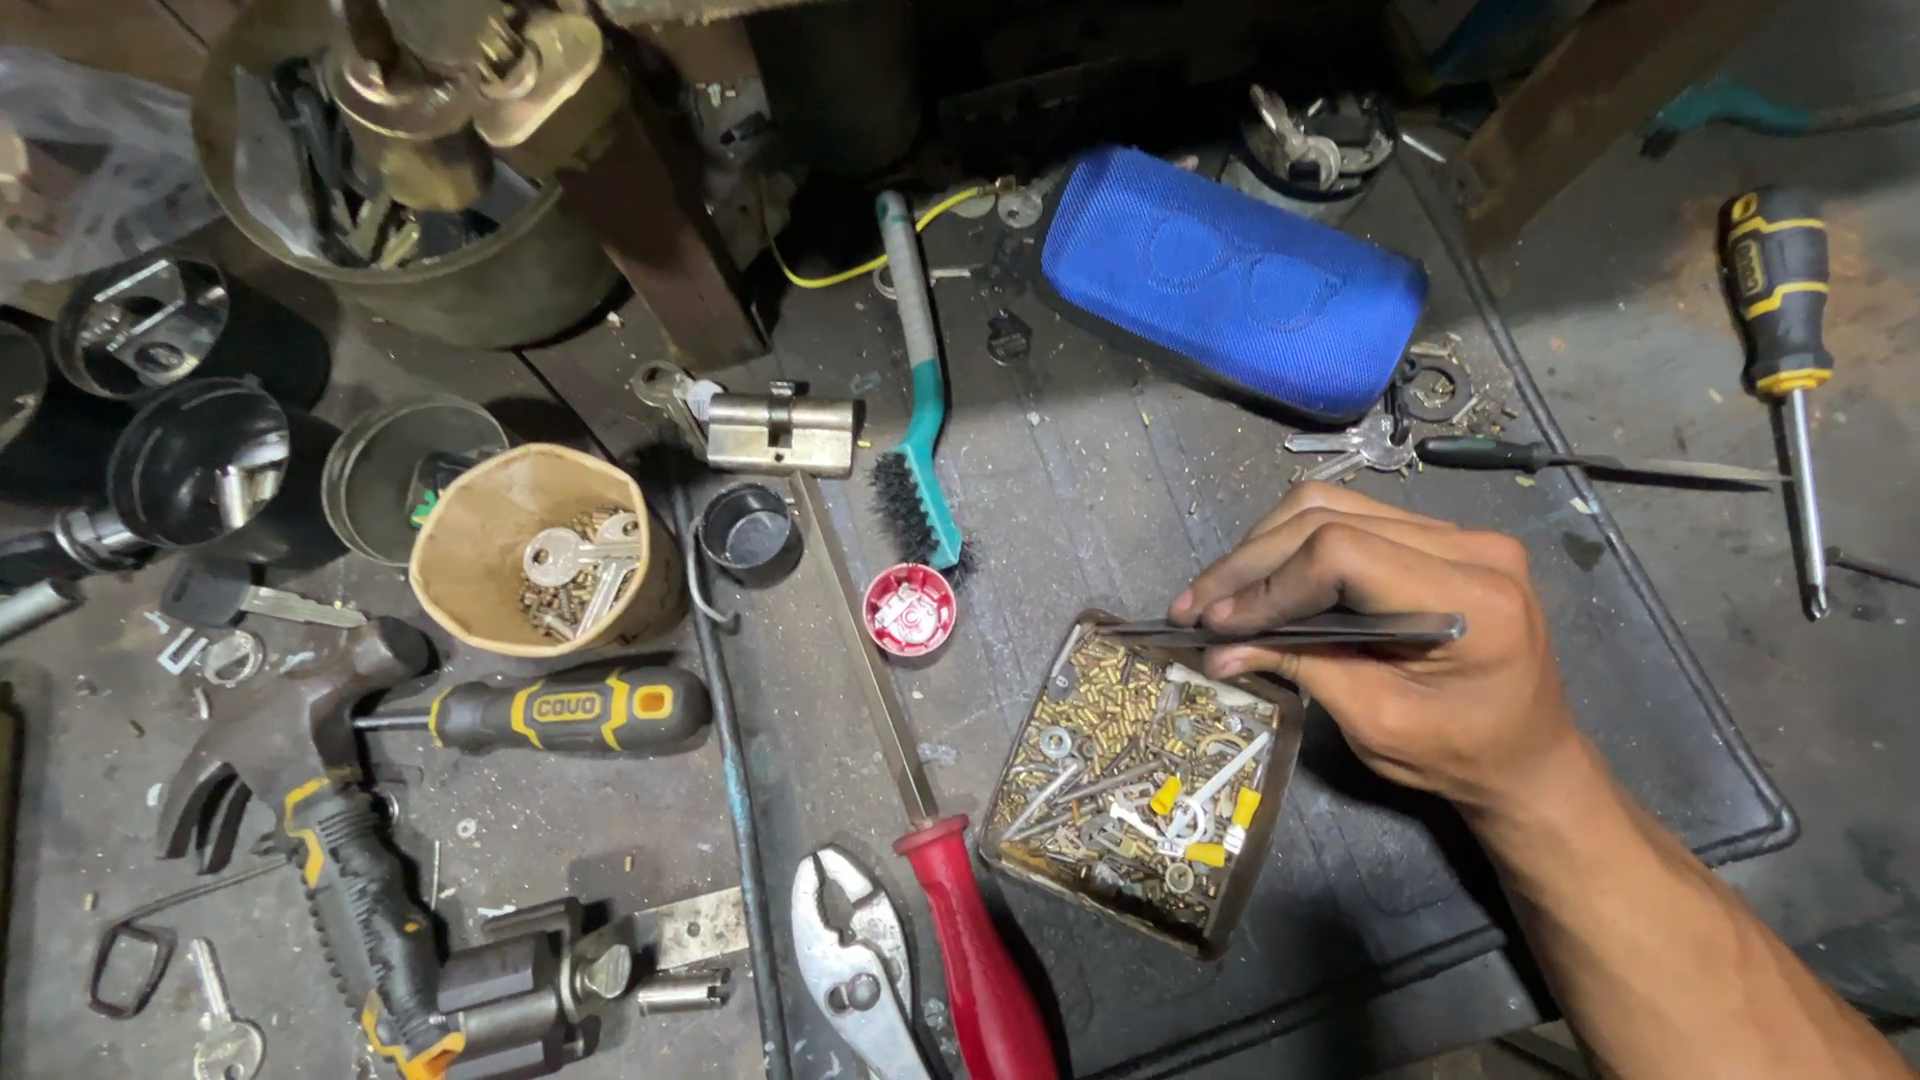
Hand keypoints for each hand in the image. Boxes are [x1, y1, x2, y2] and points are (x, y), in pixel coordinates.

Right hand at [1169, 482, 1582, 813]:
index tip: (1217, 626)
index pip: (1340, 552)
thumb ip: (1299, 668)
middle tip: (1192, 609)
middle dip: (1247, 565)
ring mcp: (1453, 533)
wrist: (1526, 757)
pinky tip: (1259, 581)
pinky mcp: (1432, 537)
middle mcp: (1469, 545)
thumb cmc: (1460, 754)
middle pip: (1324, 517)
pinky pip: (1343, 517)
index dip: (1268, 586)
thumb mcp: (1375, 721)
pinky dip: (1287, 547)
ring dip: (1259, 548)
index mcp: (1470, 597)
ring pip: (1325, 505)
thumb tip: (1215, 650)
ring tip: (1217, 595)